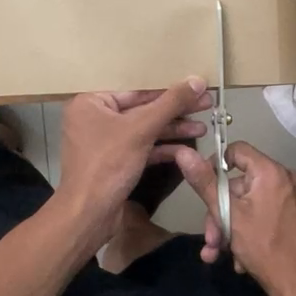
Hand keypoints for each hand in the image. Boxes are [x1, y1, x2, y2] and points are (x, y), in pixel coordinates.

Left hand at [54, 78, 211, 247]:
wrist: (89, 215)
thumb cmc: (108, 165)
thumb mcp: (142, 129)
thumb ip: (171, 103)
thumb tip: (197, 81)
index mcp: (90, 102)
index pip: (136, 88)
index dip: (169, 88)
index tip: (196, 86)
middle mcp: (95, 118)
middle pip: (142, 108)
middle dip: (175, 110)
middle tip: (206, 105)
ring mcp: (105, 141)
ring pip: (145, 129)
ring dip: (173, 129)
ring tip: (203, 128)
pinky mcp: (115, 162)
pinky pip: (142, 147)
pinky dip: (163, 148)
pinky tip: (188, 148)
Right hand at [162, 141, 295, 295]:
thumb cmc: (264, 247)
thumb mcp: (229, 215)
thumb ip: (205, 183)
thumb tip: (183, 153)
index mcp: (270, 172)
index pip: (237, 151)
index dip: (215, 166)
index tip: (203, 189)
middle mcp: (285, 179)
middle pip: (240, 185)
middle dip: (219, 213)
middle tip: (211, 239)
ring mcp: (292, 199)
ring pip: (249, 205)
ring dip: (230, 229)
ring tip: (219, 254)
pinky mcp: (295, 217)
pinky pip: (263, 216)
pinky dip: (248, 233)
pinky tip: (239, 260)